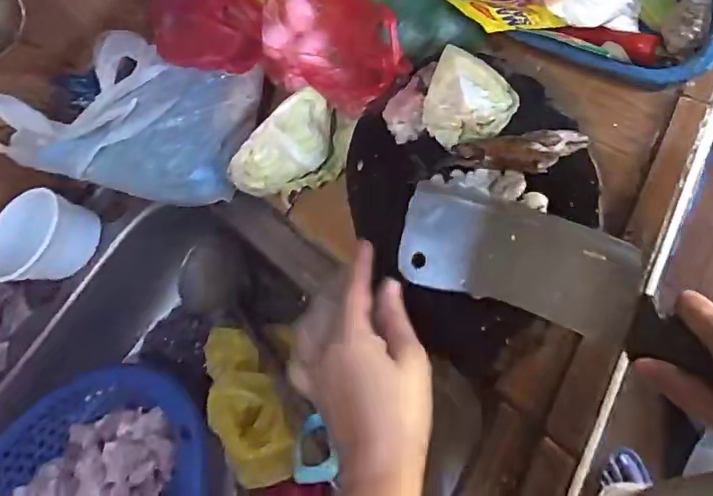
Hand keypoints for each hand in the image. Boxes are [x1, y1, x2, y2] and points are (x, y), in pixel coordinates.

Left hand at [289, 242, 432, 495]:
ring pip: (309, 326)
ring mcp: (314, 373)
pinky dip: (307, 337)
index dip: (359, 265)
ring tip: (340, 296)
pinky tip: (316, 336)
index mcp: (351, 339)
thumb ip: (396, 319)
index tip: (364, 243)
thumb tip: (388, 286)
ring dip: (323, 305)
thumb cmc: (404, 412)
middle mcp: (324, 350)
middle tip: (360, 268)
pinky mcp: (312, 392)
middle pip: (328, 305)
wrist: (382, 469)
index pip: (352, 291)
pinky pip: (300, 355)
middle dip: (342, 282)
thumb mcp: (412, 360)